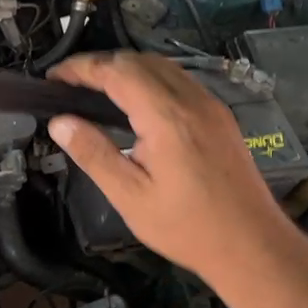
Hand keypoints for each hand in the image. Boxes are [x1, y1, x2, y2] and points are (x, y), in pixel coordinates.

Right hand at [46, 52, 285, 279]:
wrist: (254, 246)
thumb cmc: (187, 227)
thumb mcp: (130, 196)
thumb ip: (93, 154)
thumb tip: (59, 122)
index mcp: (166, 117)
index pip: (116, 72)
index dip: (81, 68)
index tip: (53, 77)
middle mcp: (191, 100)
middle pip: (138, 61)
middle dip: (100, 65)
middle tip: (68, 83)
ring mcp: (210, 105)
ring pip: (161, 66)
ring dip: (125, 68)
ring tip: (94, 89)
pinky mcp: (219, 116)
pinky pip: (178, 80)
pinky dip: (148, 78)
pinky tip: (134, 102)